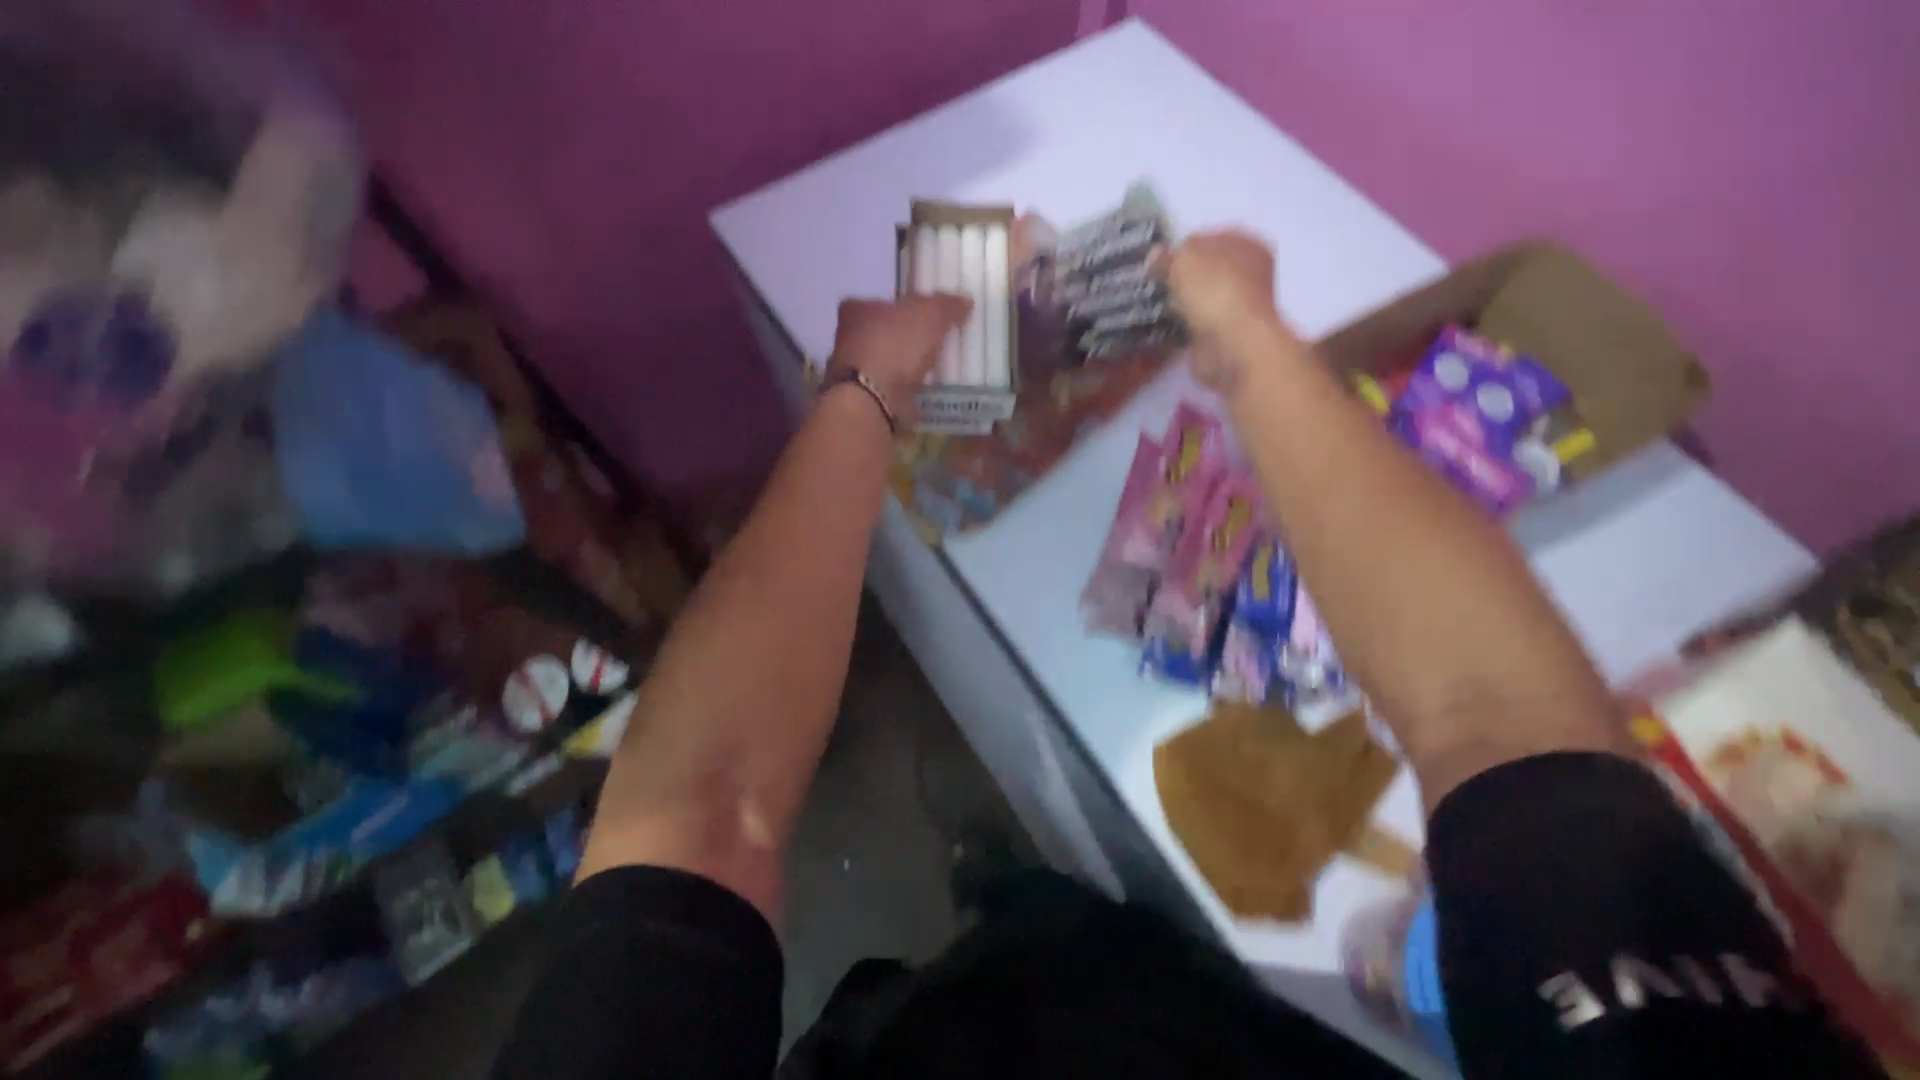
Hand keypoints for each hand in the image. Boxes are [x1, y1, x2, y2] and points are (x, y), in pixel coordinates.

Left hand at [824, 293, 971, 425]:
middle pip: (882, 333)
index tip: (925, 318)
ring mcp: (851, 373)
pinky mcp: (862, 400)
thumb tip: (965, 301)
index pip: (881, 301)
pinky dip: (903, 390)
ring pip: (884, 363)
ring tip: (933, 369)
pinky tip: (922, 391)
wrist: (873, 399)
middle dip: (904, 339)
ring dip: (904, 367)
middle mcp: (846, 338)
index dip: (904, 307)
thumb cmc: (895, 345)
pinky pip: (889, 389)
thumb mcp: (930, 314)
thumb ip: (946, 305)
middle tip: (933, 343)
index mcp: (856, 309)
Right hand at [1154, 231, 1292, 389]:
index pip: (1209, 238)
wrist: (1231, 344)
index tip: (1159, 258)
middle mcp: (1248, 273)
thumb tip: (1156, 254)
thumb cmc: (1214, 291)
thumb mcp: (1183, 262)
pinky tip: (1163, 323)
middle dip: (1181, 276)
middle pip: (1206, 269)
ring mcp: (1238, 305)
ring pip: (1201, 297)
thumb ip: (1167, 256)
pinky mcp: (1225, 333)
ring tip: (1152, 302)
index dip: (1183, 246)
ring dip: (1180, 301)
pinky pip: (1197, 322)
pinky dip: (1182, 324)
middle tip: (1152, 281)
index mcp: (1247, 245)